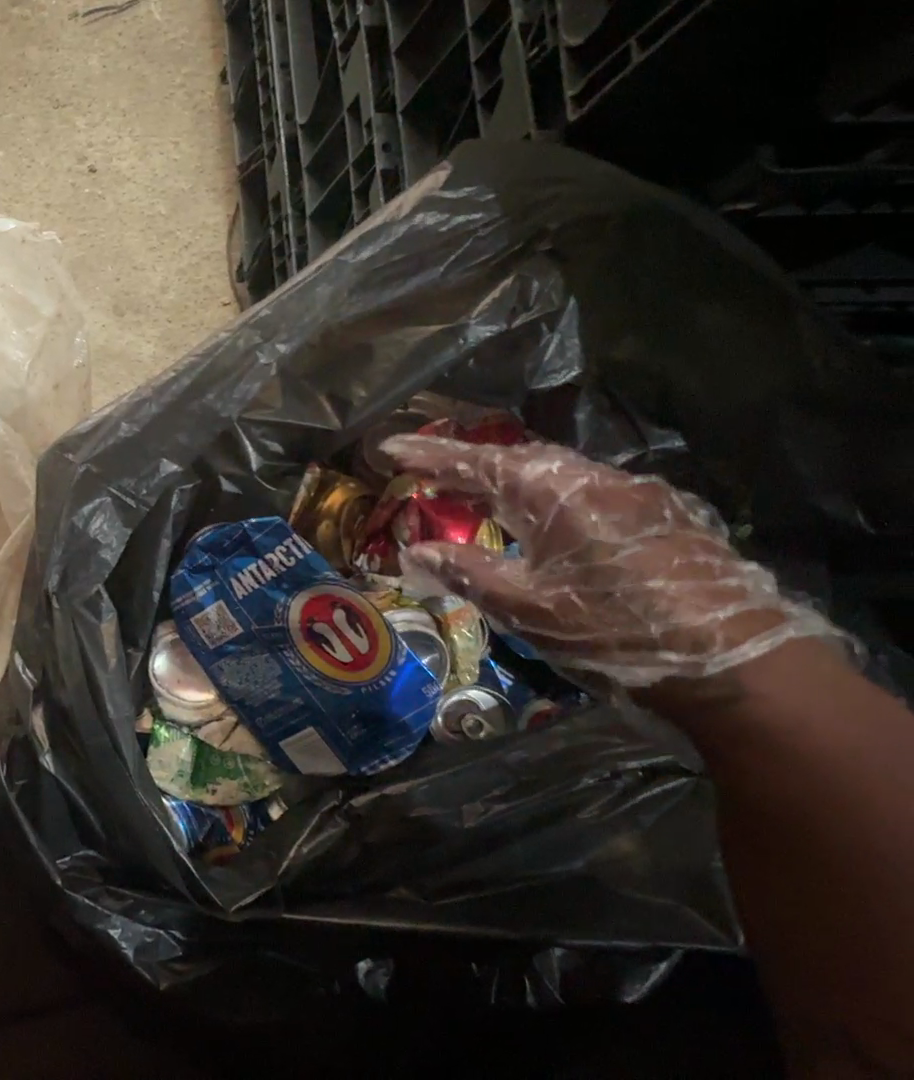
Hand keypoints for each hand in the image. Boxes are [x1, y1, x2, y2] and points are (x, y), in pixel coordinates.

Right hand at [380, 434, 849, 688]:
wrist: (737, 665)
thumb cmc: (616, 632)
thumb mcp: (527, 608)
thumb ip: (467, 573)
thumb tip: (416, 551)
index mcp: (559, 495)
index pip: (479, 464)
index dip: (431, 456)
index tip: (389, 448)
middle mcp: (598, 482)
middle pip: (519, 461)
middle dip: (466, 465)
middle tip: (422, 471)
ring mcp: (636, 497)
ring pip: (555, 476)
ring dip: (505, 481)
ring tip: (468, 493)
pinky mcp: (660, 520)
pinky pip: (584, 493)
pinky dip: (542, 498)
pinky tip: (533, 520)